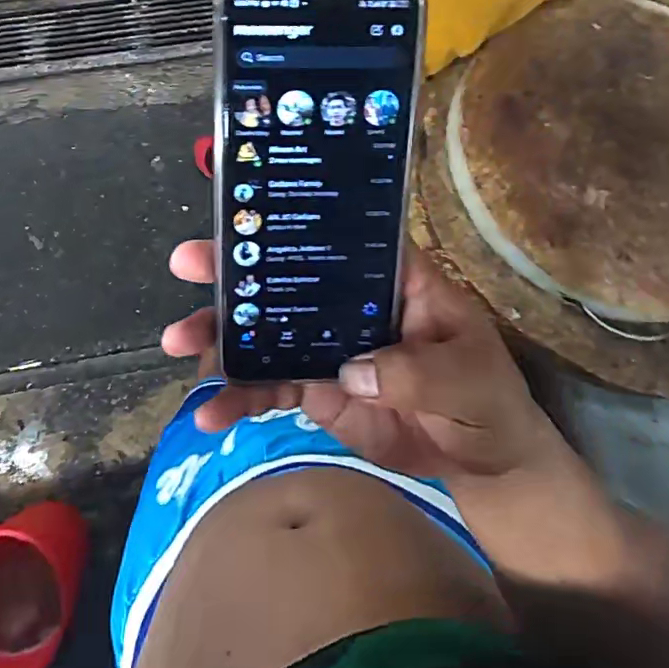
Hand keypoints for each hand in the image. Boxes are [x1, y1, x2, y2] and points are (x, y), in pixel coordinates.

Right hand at [160, 240, 563, 480]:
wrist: (482, 459)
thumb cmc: (486, 399)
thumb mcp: (465, 377)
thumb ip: (415, 371)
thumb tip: (350, 369)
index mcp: (397, 280)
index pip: (346, 238)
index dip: (299, 219)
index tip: (245, 208)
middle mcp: (357, 304)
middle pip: (293, 279)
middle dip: (240, 270)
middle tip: (188, 263)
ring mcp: (334, 347)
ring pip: (271, 333)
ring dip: (224, 337)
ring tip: (182, 345)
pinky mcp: (322, 390)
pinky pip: (275, 388)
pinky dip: (242, 397)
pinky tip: (210, 413)